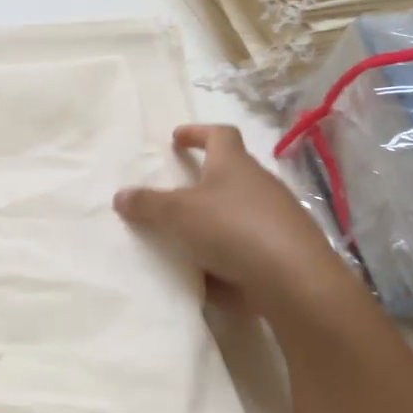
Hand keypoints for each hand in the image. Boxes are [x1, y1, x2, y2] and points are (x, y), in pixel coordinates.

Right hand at [114, 124, 343, 309]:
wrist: (291, 279)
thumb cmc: (231, 229)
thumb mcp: (176, 213)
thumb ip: (146, 203)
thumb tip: (121, 195)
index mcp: (235, 165)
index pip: (220, 135)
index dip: (198, 133)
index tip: (176, 137)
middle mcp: (258, 185)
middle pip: (229, 172)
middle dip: (200, 178)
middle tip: (170, 189)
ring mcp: (273, 217)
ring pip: (235, 207)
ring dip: (208, 215)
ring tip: (177, 231)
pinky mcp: (278, 248)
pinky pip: (241, 238)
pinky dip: (219, 244)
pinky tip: (198, 261)